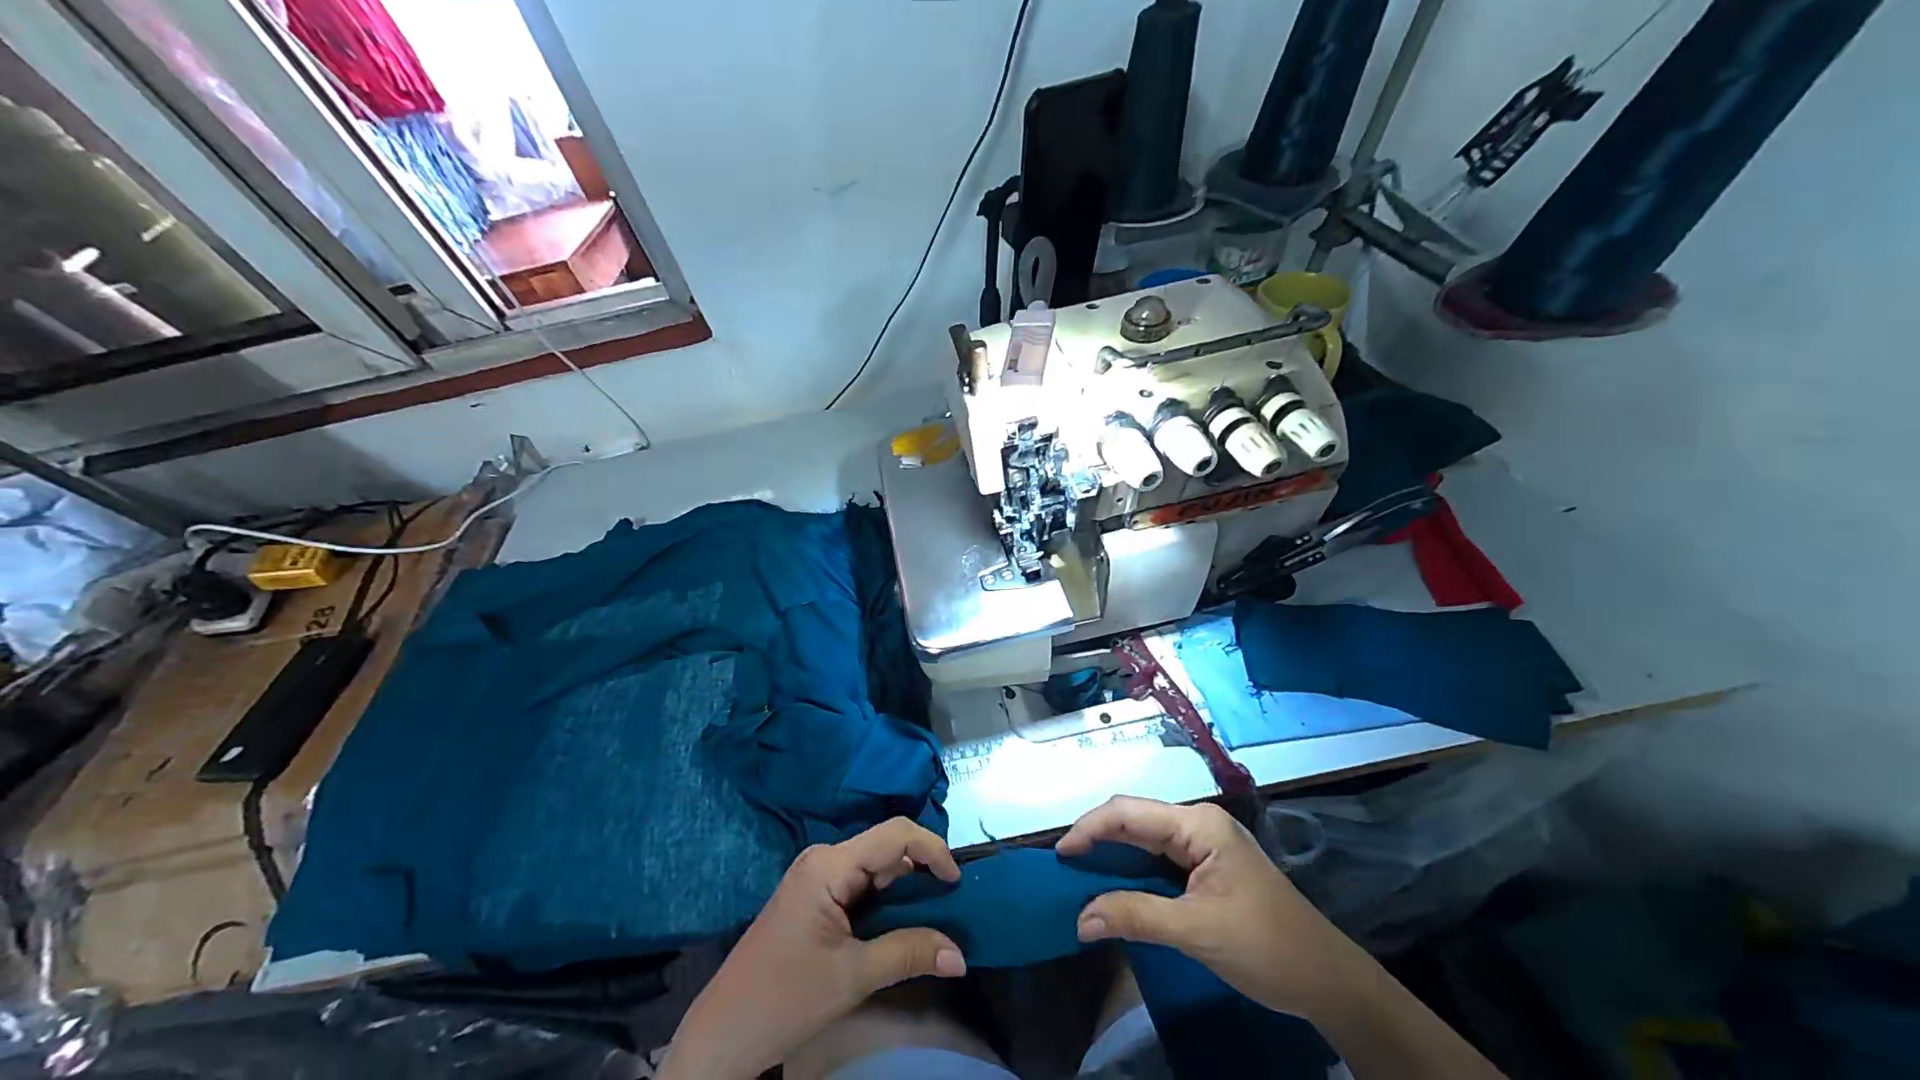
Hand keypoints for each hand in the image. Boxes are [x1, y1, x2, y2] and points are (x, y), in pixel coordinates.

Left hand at [659, 818, 967, 1079]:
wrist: (724, 1034)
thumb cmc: (785, 998)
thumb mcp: (854, 976)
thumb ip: (910, 954)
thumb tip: (961, 955)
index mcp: (829, 865)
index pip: (895, 835)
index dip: (933, 849)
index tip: (958, 883)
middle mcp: (823, 859)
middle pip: (886, 848)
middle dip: (922, 871)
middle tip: (953, 904)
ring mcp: (816, 877)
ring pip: (876, 868)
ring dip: (907, 889)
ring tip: (937, 915)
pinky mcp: (814, 898)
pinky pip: (861, 885)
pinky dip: (887, 901)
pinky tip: (904, 922)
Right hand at [1056, 795, 1372, 1019]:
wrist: (1327, 980)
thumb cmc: (1266, 946)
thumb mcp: (1196, 931)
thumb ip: (1135, 916)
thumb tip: (1080, 919)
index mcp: (1198, 824)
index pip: (1128, 812)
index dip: (1089, 829)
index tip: (1059, 856)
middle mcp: (1197, 825)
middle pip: (1133, 820)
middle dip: (1096, 840)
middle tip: (1063, 869)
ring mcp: (1203, 845)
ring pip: (1143, 840)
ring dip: (1111, 857)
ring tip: (1078, 878)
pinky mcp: (1205, 868)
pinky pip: (1157, 859)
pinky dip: (1130, 872)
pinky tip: (1112, 888)